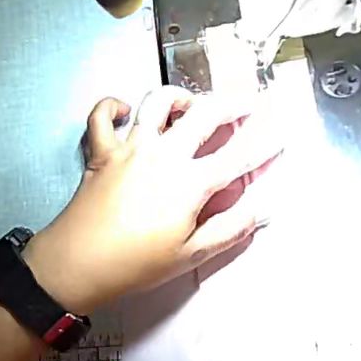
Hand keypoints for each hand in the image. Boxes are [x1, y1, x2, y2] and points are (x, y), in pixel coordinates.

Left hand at [21, 87, 283, 312]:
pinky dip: (112, 106)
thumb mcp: (191, 255)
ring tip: (190, 104)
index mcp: (191, 182)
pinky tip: (124, 110)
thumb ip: (229, 229)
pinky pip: (103, 116)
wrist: (77, 263)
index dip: (266, 142)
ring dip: (178, 96)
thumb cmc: (136, 264)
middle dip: (233, 102)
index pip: (239, 155)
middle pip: (205, 113)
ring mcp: (130, 148)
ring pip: (157, 102)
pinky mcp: (101, 151)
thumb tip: (260, 211)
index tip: (283, 130)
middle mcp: (164, 155)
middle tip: (249, 101)